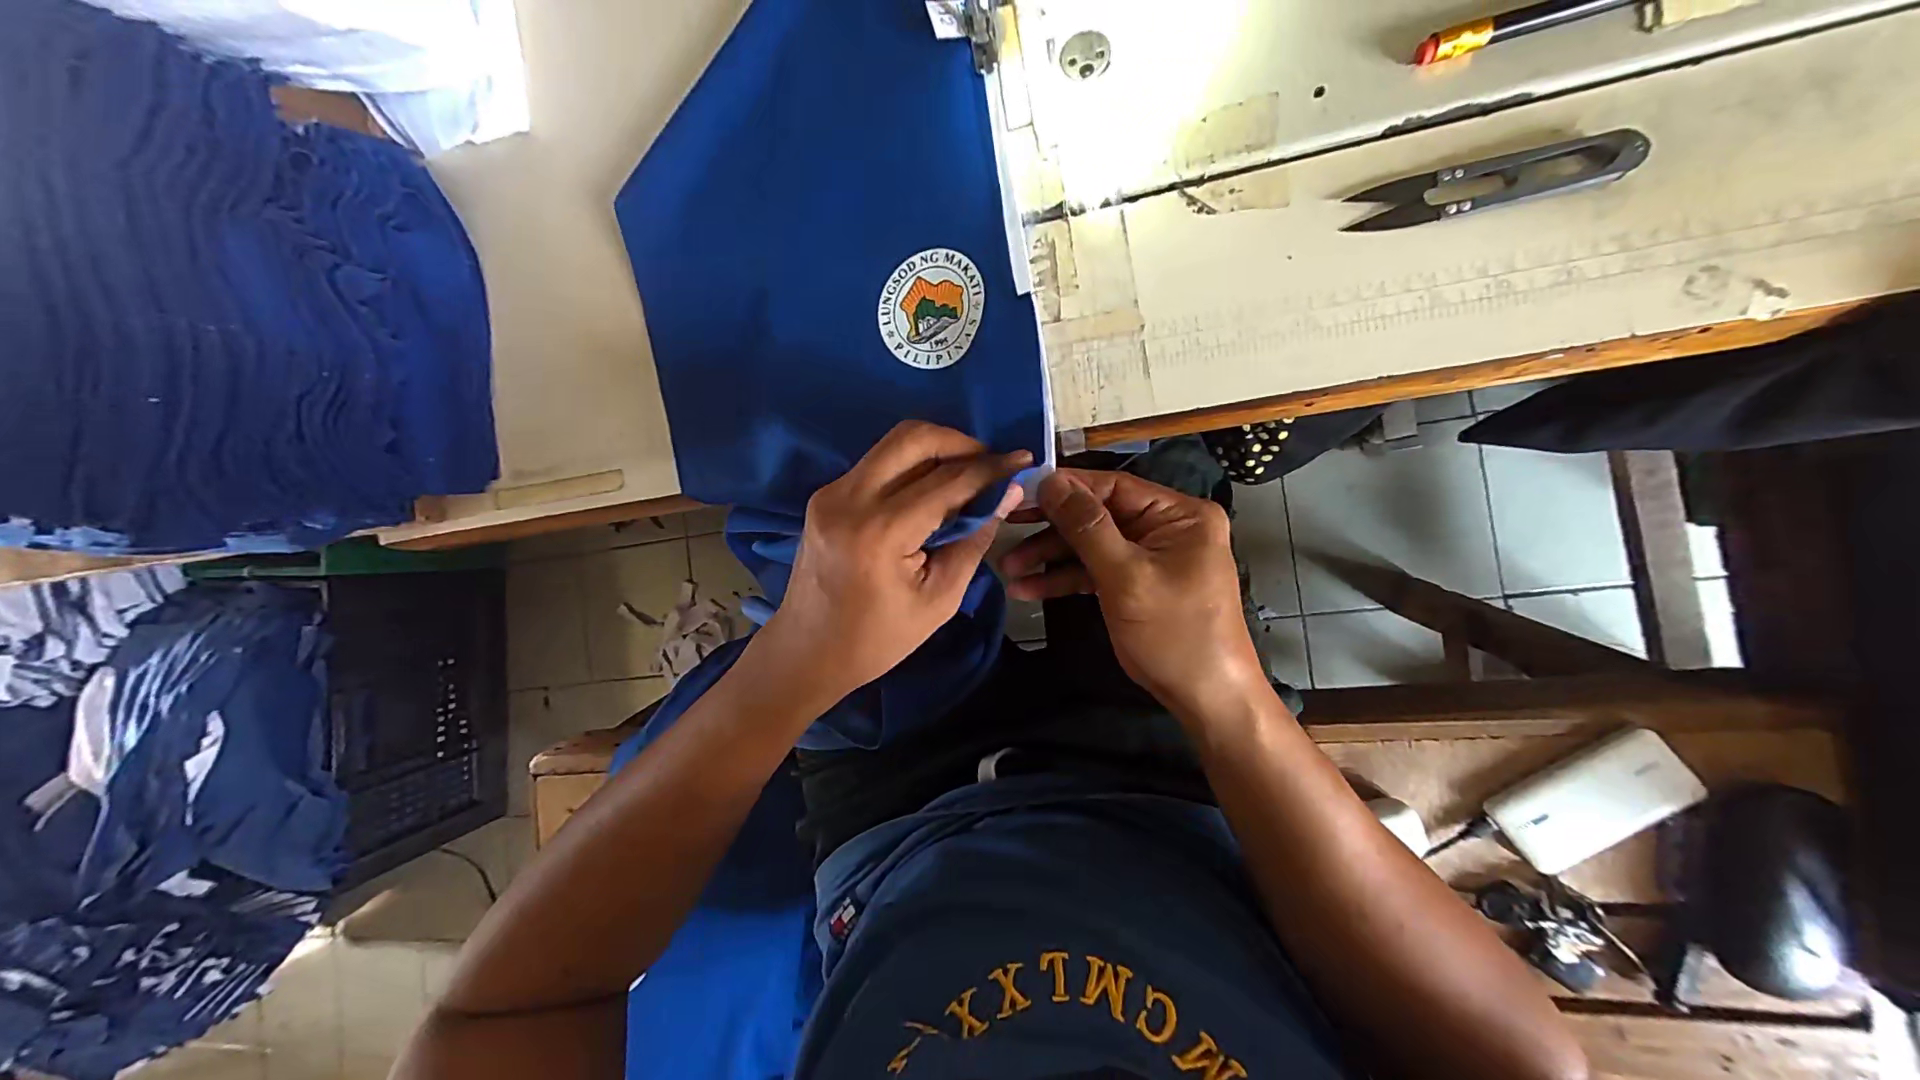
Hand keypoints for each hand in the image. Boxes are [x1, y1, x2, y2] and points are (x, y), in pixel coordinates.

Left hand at [749, 421, 1028, 709]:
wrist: (807, 653)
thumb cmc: (877, 640)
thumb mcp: (939, 600)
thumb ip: (974, 540)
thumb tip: (1008, 493)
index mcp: (880, 533)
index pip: (947, 481)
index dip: (991, 468)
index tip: (1022, 460)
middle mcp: (850, 499)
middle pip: (912, 438)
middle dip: (959, 442)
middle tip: (989, 462)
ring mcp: (831, 493)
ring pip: (892, 445)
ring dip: (935, 450)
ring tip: (966, 474)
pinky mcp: (824, 496)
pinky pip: (877, 464)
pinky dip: (911, 466)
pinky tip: (931, 490)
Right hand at [998, 469, 1267, 716]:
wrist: (1206, 699)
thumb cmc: (1174, 634)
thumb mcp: (1126, 576)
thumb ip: (1086, 526)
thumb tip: (1050, 481)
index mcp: (1179, 514)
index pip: (1113, 486)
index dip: (1064, 487)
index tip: (1018, 491)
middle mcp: (1166, 527)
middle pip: (1097, 515)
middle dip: (1051, 529)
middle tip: (1006, 527)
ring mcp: (1150, 556)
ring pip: (1090, 545)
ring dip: (1050, 558)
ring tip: (1008, 569)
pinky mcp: (1136, 582)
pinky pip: (1095, 571)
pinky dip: (1065, 580)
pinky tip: (1028, 589)